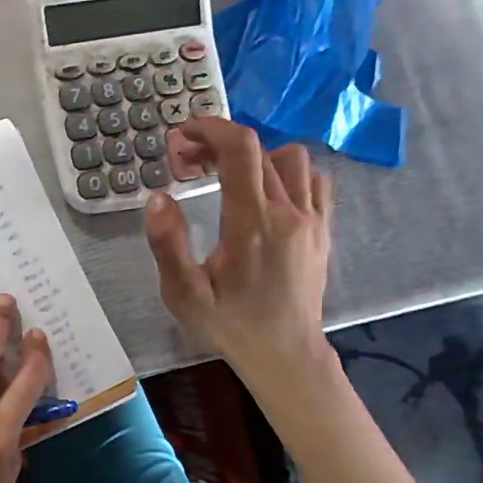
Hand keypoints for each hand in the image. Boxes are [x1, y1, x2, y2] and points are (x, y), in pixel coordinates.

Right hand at [145, 118, 334, 384]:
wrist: (285, 354)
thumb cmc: (231, 325)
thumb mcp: (185, 294)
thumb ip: (168, 244)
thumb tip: (159, 198)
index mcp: (252, 223)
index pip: (239, 148)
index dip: (210, 128)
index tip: (183, 135)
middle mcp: (288, 211)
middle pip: (259, 149)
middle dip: (219, 144)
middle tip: (188, 164)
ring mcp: (312, 219)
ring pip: (292, 158)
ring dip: (257, 156)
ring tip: (229, 177)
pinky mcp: (323, 230)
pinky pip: (315, 180)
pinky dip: (288, 173)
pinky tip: (267, 193)